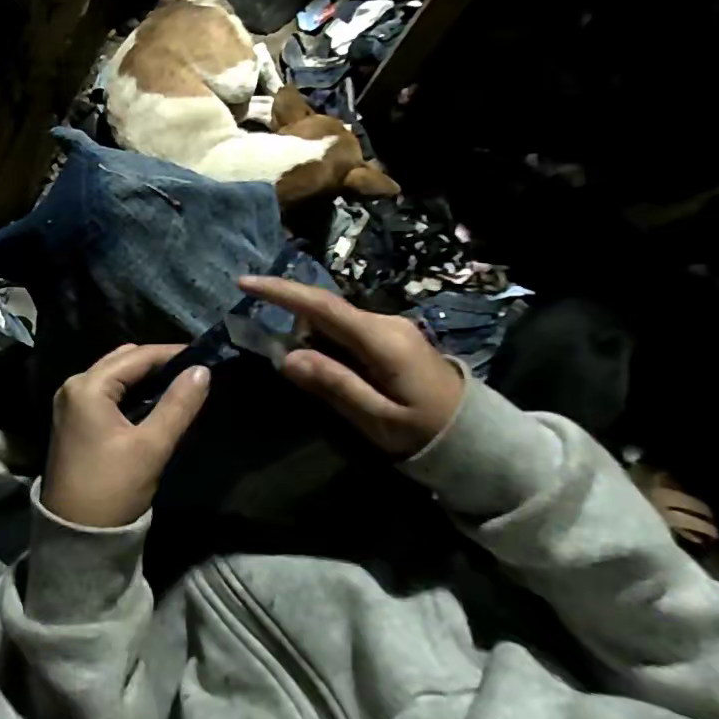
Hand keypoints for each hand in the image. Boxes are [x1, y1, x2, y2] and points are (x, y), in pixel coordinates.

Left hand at [43, 344, 210, 527]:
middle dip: (158, 362)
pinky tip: (156, 401)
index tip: (205, 356)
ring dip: (145, 377)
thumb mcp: (151, 446)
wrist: (75, 535)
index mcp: (88, 387)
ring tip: (181, 383)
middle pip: (123, 360)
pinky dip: (132, 391)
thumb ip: (178, 405)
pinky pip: (108, 392)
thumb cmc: (113, 488)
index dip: (172, 353)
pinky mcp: (75, 420)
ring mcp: (71, 403)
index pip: (137, 356)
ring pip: (115, 376)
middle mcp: (74, 386)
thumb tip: (202, 370)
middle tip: (195, 370)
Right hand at [237, 276, 463, 457]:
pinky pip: (350, 331)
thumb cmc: (425, 432)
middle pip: (325, 312)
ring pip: (336, 322)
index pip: (322, 306)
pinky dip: (331, 346)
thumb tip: (288, 358)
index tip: (244, 283)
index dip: (281, 292)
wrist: (474, 435)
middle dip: (296, 330)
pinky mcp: (393, 336)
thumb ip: (334, 385)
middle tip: (292, 372)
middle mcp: (385, 322)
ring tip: (323, 385)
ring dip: (315, 342)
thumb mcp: (377, 418)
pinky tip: (340, 376)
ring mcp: (392, 327)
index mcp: (381, 339)